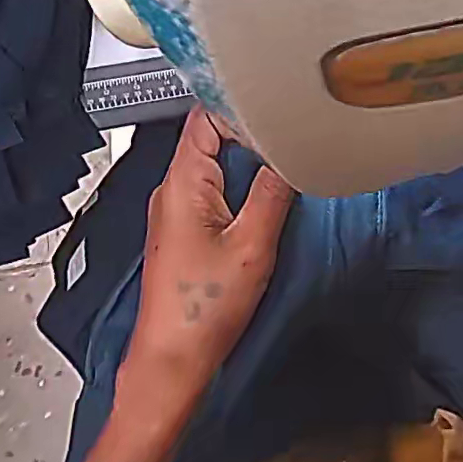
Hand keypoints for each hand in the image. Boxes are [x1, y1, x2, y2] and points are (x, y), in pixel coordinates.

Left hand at [120, 108, 295, 422]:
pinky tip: (263, 196)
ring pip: (215, 164)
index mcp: (182, 181)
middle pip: (211, 137)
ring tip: (283, 159)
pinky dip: (240, 185)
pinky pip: (214, 189)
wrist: (172, 359)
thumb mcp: (252, 244)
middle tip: (290, 131)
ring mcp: (177, 209)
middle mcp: (172, 189)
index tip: (276, 102)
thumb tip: (289, 152)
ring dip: (247, 160)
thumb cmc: (202, 307)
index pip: (206, 116)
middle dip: (251, 132)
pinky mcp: (185, 229)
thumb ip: (273, 191)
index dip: (241, 104)